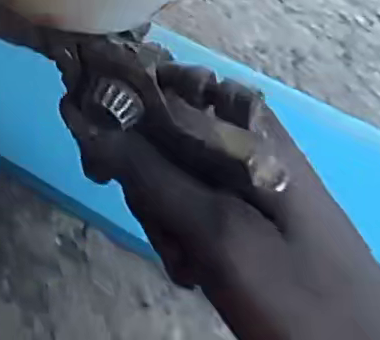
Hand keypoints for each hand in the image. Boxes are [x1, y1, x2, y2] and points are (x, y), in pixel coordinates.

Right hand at [62, 64, 379, 339]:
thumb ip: (147, 170)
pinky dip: (178, 223)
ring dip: (157, 206)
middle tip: (146, 219)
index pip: (151, 82)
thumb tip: (80, 115)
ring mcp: (243, 164)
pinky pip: (187, 190)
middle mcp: (239, 128)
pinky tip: (189, 262)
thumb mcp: (217, 233)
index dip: (114, 113)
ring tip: (178, 255)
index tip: (97, 159)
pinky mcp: (244, 197)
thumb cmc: (300, 296)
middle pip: (154, 123)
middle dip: (138, 173)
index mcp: (240, 119)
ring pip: (165, 160)